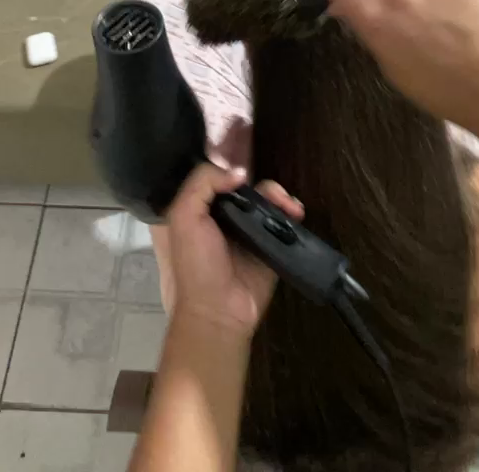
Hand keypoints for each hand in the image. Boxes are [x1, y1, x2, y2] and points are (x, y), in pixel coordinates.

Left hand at [163, 163, 304, 338]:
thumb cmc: (195, 264)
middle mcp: (221, 217)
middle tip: (272, 193)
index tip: (240, 170)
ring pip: (265, 199)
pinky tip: (295, 212)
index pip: (212, 177)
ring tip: (288, 204)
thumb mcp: (183, 217)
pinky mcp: (268, 244)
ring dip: (279, 196)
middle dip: (259, 184)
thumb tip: (240, 173)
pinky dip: (291, 210)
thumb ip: (202, 184)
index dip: (226, 167)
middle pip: (243, 186)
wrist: (220, 311)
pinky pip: (281, 219)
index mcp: (196, 210)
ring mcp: (247, 230)